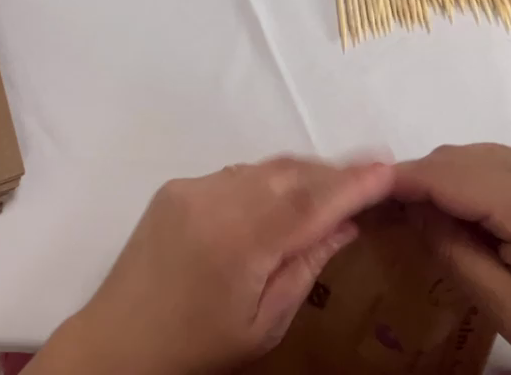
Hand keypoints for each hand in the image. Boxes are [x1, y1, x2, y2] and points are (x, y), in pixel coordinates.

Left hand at [29, 157, 393, 374]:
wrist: (122, 339)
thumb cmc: (201, 345)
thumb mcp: (265, 321)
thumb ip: (306, 264)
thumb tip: (345, 222)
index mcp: (243, 240)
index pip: (310, 200)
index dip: (352, 181)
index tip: (388, 166)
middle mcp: (216, 200)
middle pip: (287, 173)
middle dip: (330, 171)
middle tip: (369, 175)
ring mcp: (192, 188)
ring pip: (260, 169)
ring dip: (297, 174)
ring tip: (330, 188)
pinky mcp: (175, 186)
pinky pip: (232, 174)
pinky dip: (262, 181)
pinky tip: (277, 199)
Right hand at [393, 144, 510, 374]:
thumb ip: (454, 252)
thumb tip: (412, 211)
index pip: (445, 174)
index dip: (397, 179)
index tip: (360, 190)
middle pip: (463, 156)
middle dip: (422, 177)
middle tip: (391, 212)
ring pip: (487, 156)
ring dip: (452, 177)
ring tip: (430, 218)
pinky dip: (483, 181)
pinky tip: (477, 216)